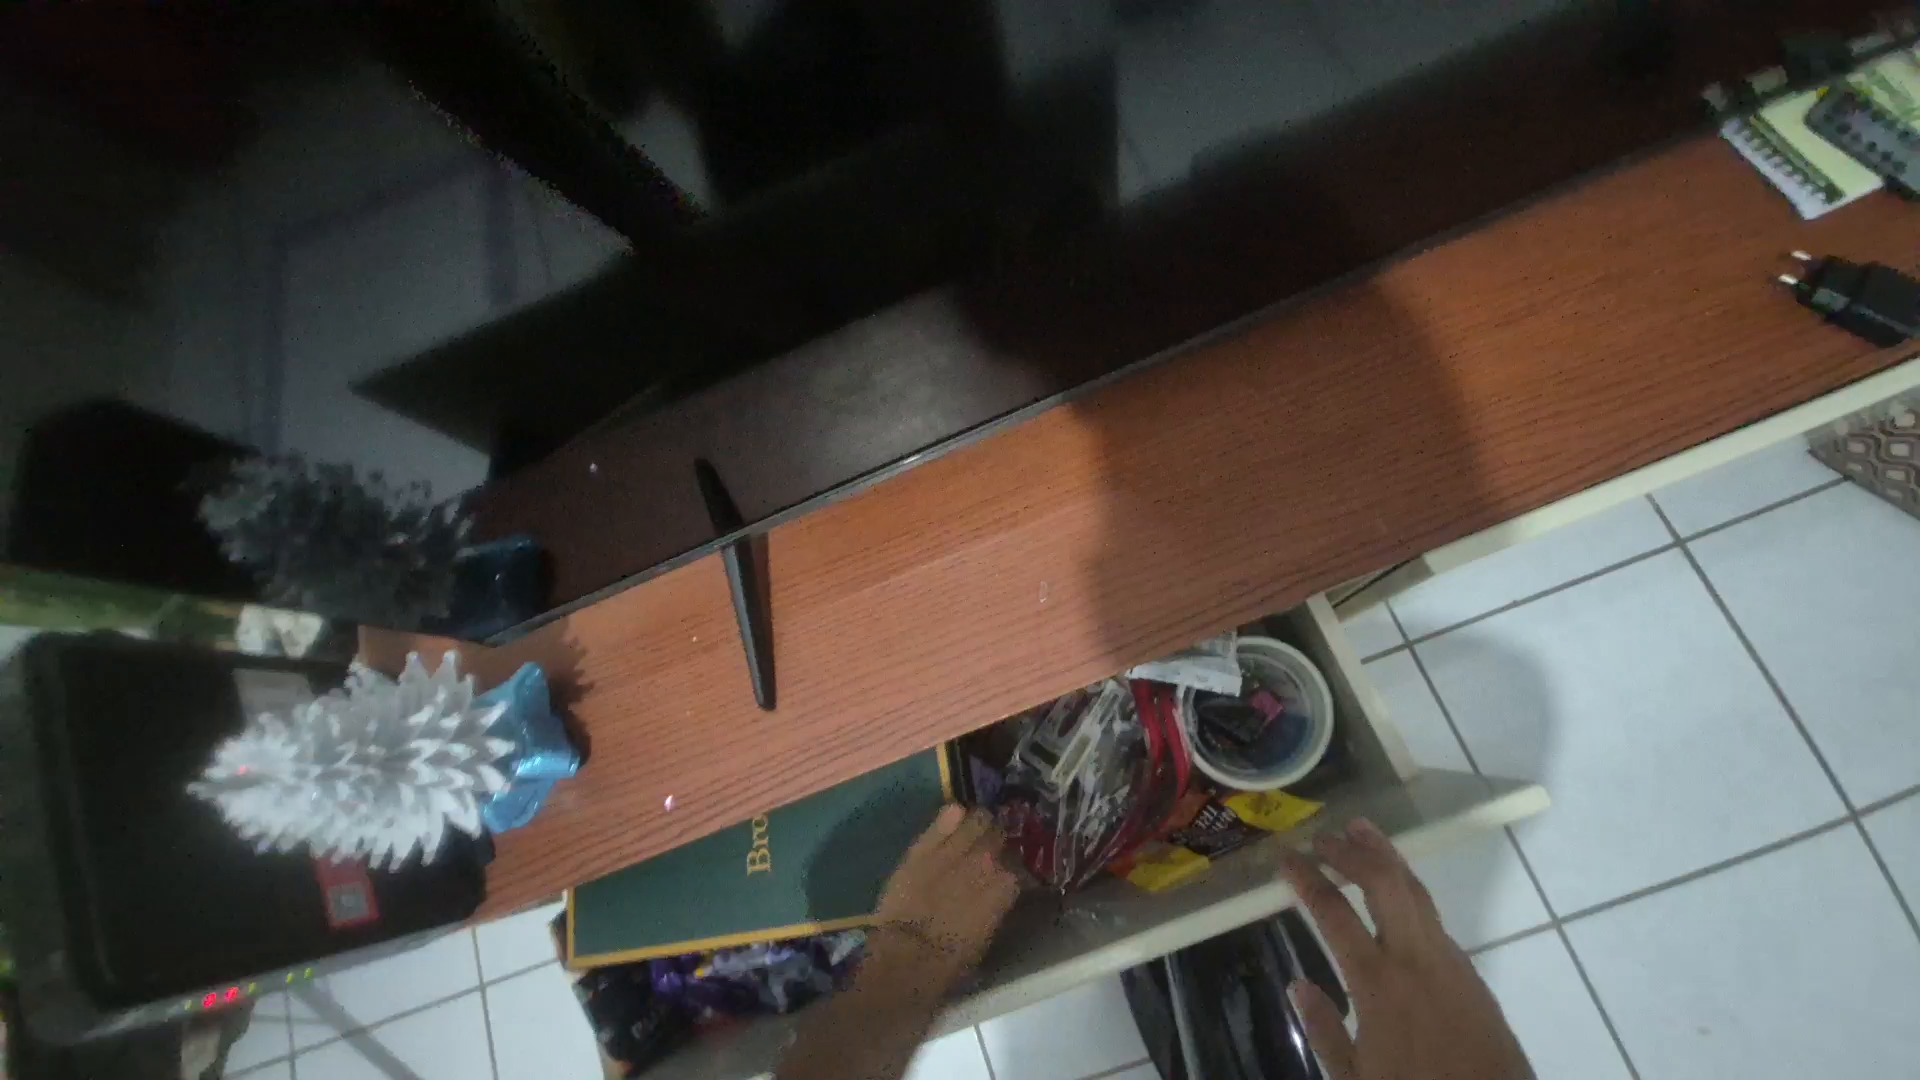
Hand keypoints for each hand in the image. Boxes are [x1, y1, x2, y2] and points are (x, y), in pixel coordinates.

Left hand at [873, 805, 1021, 987]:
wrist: (908, 955)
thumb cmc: (950, 961)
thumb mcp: (985, 936)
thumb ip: (994, 905)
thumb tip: (995, 893)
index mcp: (1004, 887)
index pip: (1017, 866)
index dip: (1010, 869)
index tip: (1004, 873)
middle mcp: (986, 860)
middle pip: (999, 835)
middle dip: (995, 840)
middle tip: (986, 848)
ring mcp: (956, 847)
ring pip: (977, 817)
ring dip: (976, 823)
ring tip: (970, 829)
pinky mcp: (926, 842)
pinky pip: (947, 814)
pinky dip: (952, 815)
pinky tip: (952, 817)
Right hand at [1280, 818, 1533, 1079]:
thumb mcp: (1354, 1078)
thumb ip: (1324, 1030)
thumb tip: (1298, 985)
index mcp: (1378, 982)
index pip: (1333, 911)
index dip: (1306, 878)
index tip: (1286, 857)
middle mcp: (1415, 959)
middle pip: (1383, 883)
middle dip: (1351, 852)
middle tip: (1323, 837)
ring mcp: (1449, 962)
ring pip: (1415, 890)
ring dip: (1385, 856)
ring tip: (1361, 830)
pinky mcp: (1470, 973)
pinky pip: (1432, 916)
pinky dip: (1407, 888)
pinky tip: (1393, 890)